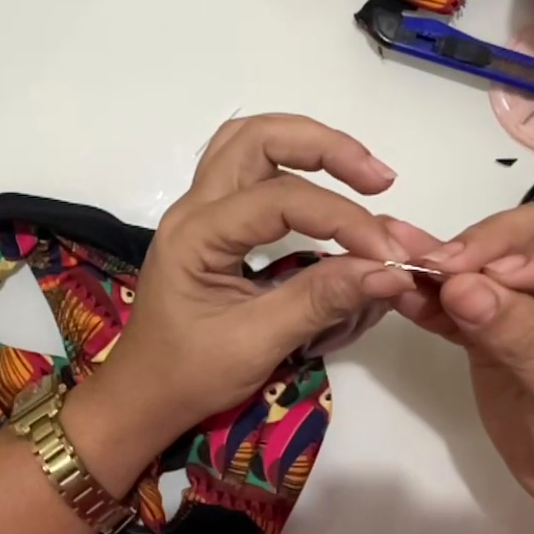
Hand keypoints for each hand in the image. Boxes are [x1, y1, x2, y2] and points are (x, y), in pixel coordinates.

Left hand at [69, 114, 413, 476]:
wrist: (143, 395)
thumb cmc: (189, 375)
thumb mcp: (257, 343)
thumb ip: (321, 300)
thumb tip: (390, 270)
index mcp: (195, 236)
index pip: (281, 199)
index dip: (342, 218)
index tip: (387, 253)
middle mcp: (192, 209)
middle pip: (256, 138)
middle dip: (324, 147)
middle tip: (379, 180)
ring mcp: (197, 213)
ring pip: (248, 143)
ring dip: (304, 145)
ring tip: (358, 173)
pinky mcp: (209, 225)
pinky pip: (245, 169)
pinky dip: (287, 163)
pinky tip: (320, 185)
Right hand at [386, 193, 533, 528]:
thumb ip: (522, 338)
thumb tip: (459, 286)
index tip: (508, 277)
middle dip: (489, 245)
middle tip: (440, 269)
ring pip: (490, 256)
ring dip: (447, 262)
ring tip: (406, 272)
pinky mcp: (491, 325)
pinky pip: (458, 298)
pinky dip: (428, 296)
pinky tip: (399, 294)